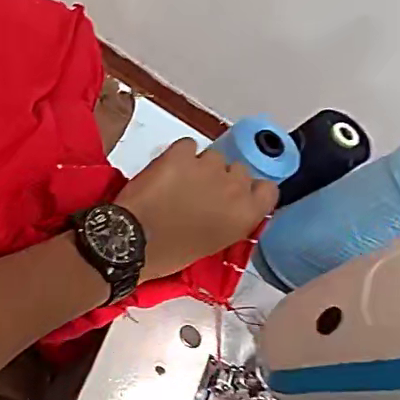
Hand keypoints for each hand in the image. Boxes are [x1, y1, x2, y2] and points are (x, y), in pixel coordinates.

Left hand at [115, 138, 277, 281]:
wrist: (131, 243)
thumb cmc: (170, 253)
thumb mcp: (213, 243)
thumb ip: (230, 219)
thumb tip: (226, 206)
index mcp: (246, 215)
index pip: (268, 189)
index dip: (249, 191)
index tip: (233, 197)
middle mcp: (234, 187)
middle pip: (238, 169)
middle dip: (221, 179)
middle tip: (198, 194)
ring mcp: (207, 167)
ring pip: (212, 156)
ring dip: (198, 166)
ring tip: (177, 184)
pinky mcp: (180, 154)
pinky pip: (186, 146)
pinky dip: (177, 155)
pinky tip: (165, 172)